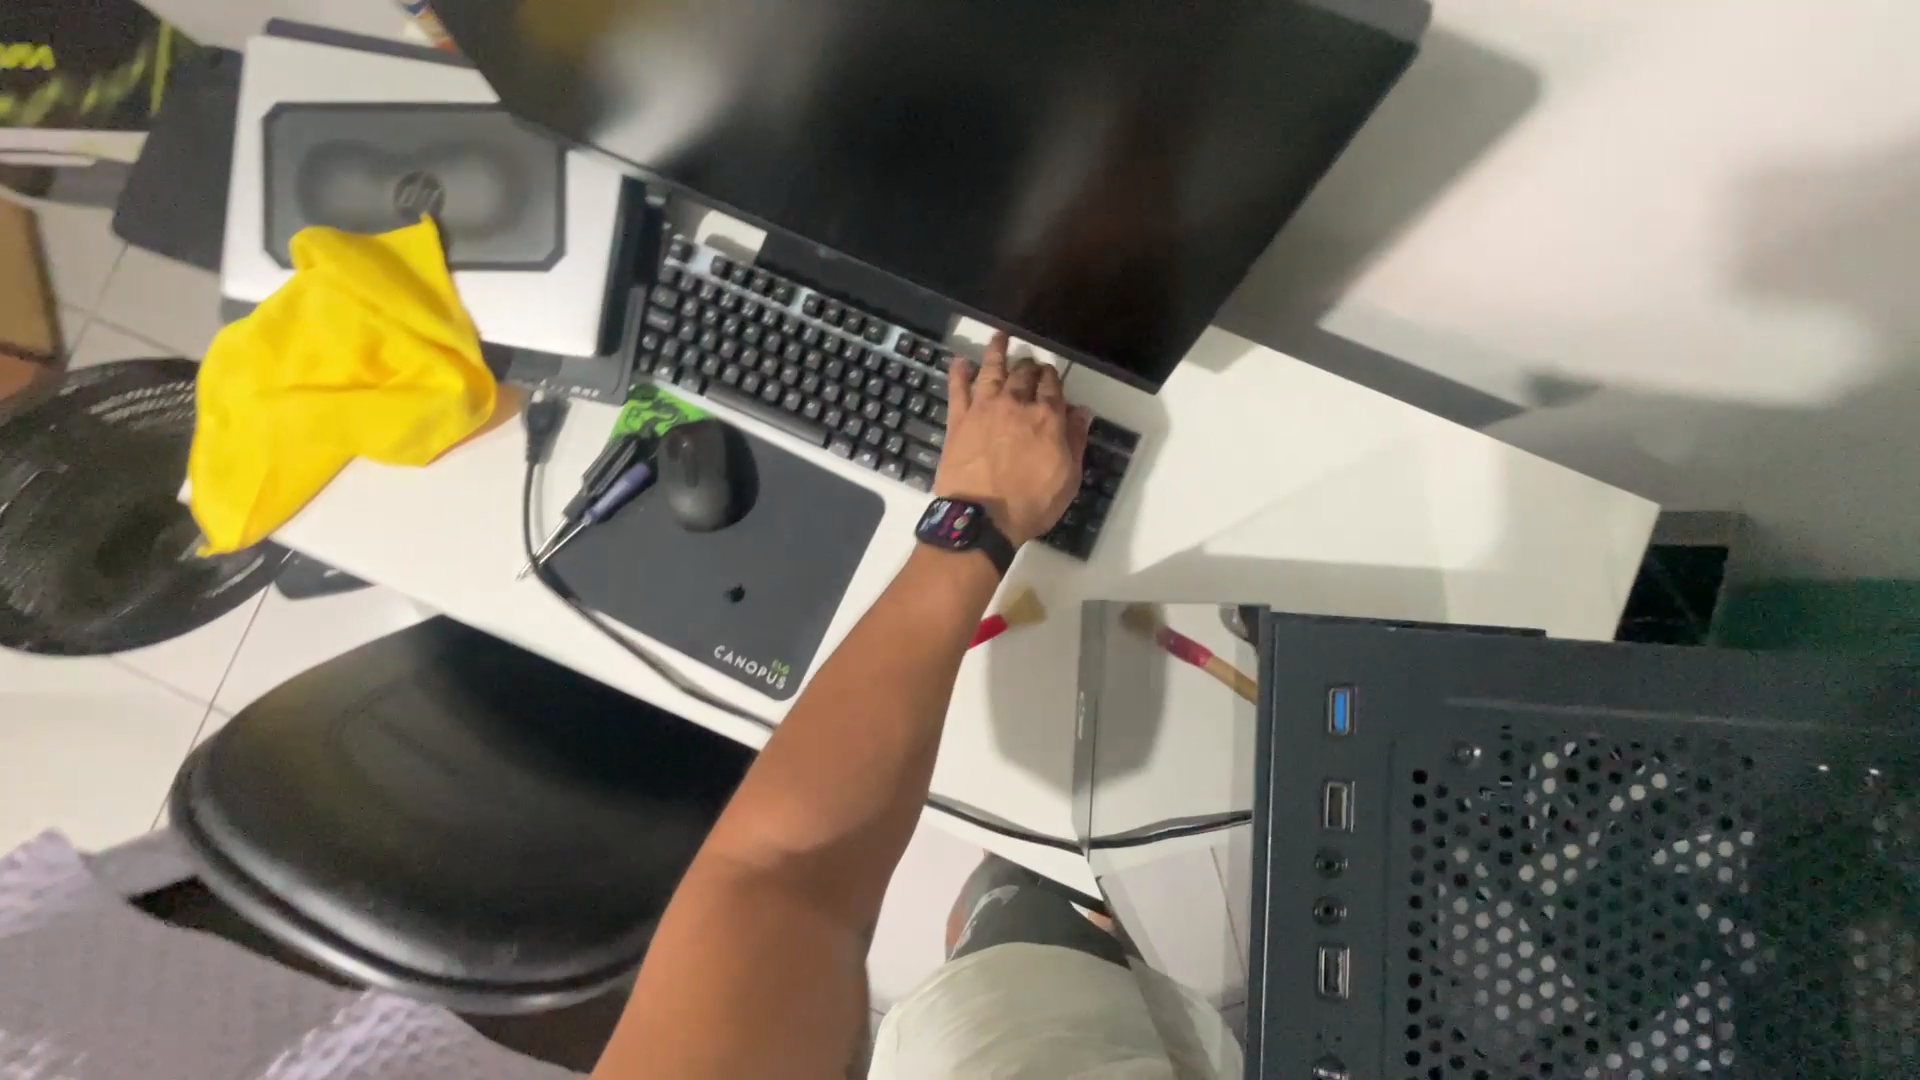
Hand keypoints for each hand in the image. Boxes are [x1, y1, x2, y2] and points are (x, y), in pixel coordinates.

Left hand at [935, 332, 1091, 545]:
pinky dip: (959, 372)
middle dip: (1028, 366)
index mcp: (1047, 418)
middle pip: (1023, 375)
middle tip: (1028, 364)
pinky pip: (957, 389)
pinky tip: (960, 361)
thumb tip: (1083, 412)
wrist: (982, 518)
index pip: (1052, 386)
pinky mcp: (958, 420)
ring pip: (992, 371)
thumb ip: (1075, 441)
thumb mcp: (1068, 478)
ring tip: (999, 337)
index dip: (1052, 378)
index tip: (1050, 376)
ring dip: (997, 352)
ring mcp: (984, 409)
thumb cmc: (1031, 504)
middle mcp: (1016, 405)